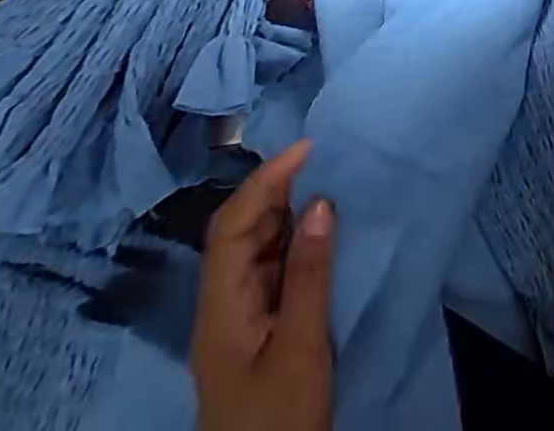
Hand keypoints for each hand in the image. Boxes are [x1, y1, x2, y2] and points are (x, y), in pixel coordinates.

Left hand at [192, 141, 336, 430]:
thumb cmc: (279, 419)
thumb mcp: (301, 346)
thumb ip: (310, 273)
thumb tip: (322, 202)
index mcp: (221, 306)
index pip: (232, 225)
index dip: (265, 181)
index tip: (309, 149)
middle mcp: (224, 301)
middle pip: (241, 231)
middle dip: (278, 190)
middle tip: (327, 161)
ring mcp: (242, 314)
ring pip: (260, 247)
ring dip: (291, 213)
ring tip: (333, 184)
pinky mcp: (262, 325)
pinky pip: (277, 267)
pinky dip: (300, 241)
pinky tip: (327, 231)